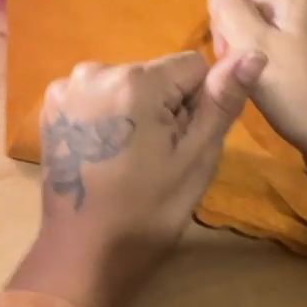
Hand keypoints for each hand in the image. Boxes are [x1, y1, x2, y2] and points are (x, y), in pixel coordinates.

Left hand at [11, 49, 264, 306]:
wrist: (85, 253)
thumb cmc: (149, 211)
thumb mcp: (196, 158)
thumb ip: (222, 100)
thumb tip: (254, 53)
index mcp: (137, 82)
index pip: (194, 66)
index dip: (198, 105)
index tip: (182, 145)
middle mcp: (96, 70)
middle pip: (158, 75)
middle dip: (166, 108)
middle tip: (158, 159)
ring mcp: (67, 88)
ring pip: (130, 86)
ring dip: (138, 113)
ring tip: (131, 159)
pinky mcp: (52, 107)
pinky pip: (100, 98)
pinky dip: (109, 119)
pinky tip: (106, 155)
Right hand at [205, 0, 306, 191]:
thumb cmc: (297, 92)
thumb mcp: (253, 47)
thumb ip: (228, 13)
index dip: (223, 25)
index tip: (230, 60)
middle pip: (254, 13)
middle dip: (239, 41)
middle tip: (241, 76)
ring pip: (268, 37)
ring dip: (254, 60)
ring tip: (259, 87)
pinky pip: (287, 55)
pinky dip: (275, 71)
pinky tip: (278, 93)